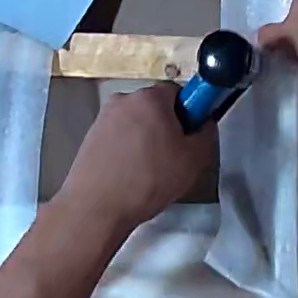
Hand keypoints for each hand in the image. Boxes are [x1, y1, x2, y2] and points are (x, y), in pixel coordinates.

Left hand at [55, 83, 213, 231]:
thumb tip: (204, 122)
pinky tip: (130, 173)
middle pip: (155, 106)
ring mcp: (104, 116)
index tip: (190, 135)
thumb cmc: (149, 179)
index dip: (189, 112)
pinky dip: (127, 148)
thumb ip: (207, 134)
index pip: (178, 91)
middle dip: (167, 126)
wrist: (97, 206)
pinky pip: (118, 135)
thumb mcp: (194, 160)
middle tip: (174, 156)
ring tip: (150, 170)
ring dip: (146, 138)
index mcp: (149, 97)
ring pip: (136, 122)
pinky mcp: (91, 134)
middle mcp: (124, 99)